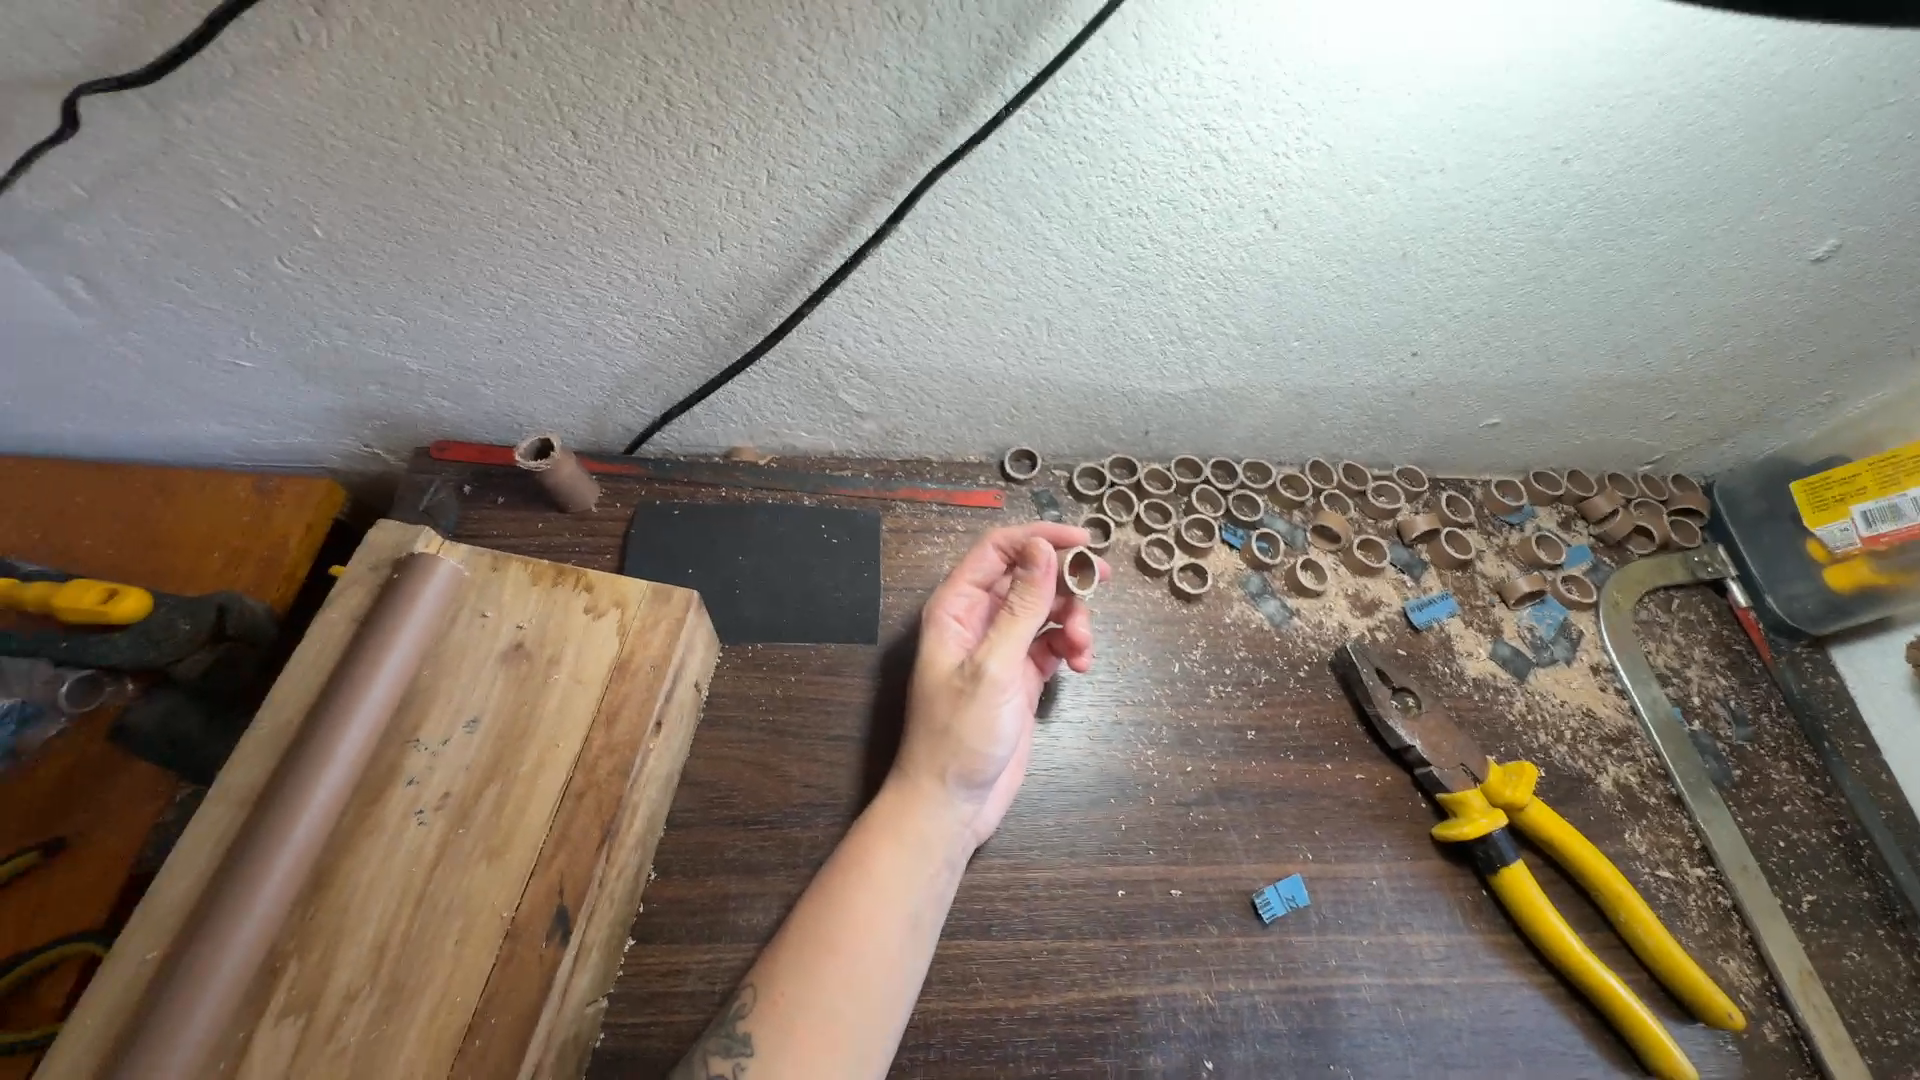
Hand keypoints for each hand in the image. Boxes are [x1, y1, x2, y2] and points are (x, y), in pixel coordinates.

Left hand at [889, 523, 1105, 850]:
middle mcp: (977, 619)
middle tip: (1101, 585)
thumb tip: (1042, 550)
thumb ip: (1021, 607)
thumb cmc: (960, 734)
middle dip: (1065, 580)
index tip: (1085, 542)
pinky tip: (1080, 666)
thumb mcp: (993, 666)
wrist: (953, 802)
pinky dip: (1070, 647)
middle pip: (1029, 576)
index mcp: (956, 607)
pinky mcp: (1020, 675)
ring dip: (1073, 620)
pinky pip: (1052, 643)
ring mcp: (1000, 647)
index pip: (999, 549)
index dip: (1040, 538)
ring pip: (1046, 610)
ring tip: (1083, 650)